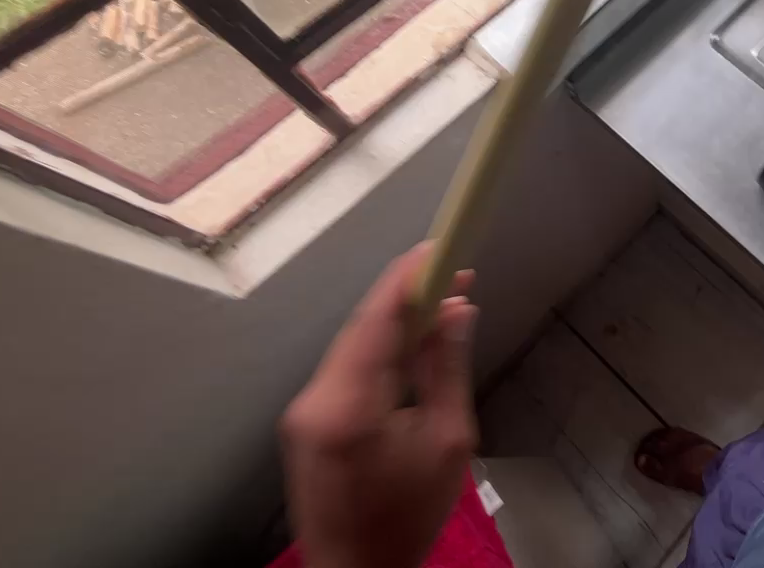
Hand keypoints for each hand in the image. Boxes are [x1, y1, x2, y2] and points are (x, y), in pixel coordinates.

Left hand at [282, 243, 478, 567]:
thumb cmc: (410, 514)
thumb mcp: (449, 439)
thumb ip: (449, 367)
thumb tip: (458, 309)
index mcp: (349, 406)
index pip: (377, 320)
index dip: (408, 277)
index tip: (440, 248)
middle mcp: (315, 400)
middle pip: (364, 326)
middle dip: (409, 295)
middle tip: (454, 274)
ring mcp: (305, 411)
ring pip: (356, 343)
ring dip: (398, 320)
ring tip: (443, 302)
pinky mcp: (308, 420)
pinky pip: (349, 365)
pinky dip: (383, 345)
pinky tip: (414, 341)